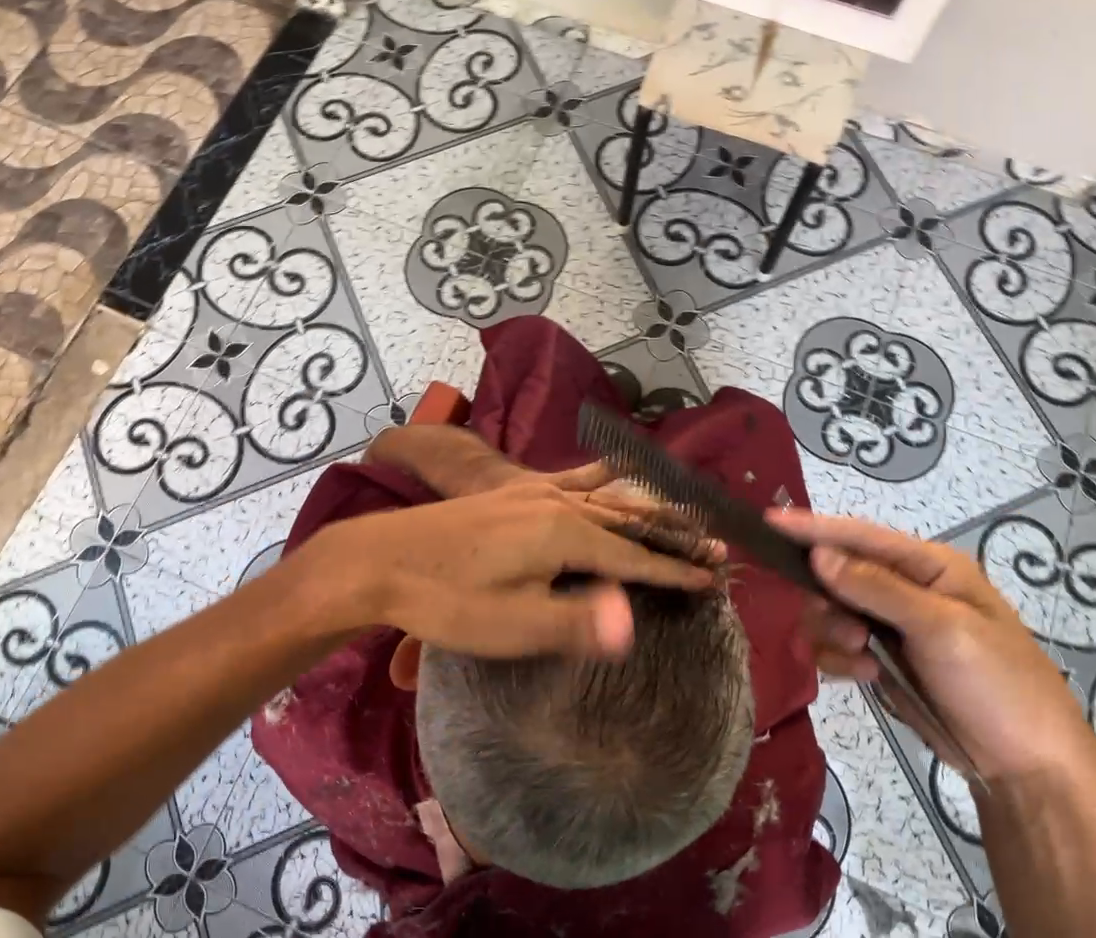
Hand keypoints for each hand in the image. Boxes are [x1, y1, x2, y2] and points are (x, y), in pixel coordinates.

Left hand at [303, 482, 716, 658]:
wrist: (381, 559)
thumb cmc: (448, 600)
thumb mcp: (514, 625)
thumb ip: (578, 623)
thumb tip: (636, 624)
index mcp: (566, 534)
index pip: (635, 557)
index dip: (675, 572)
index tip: (714, 580)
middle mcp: (558, 503)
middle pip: (628, 518)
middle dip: (672, 534)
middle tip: (715, 544)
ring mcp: (533, 491)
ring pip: (605, 494)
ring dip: (646, 506)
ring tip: (680, 509)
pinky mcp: (512, 490)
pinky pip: (572, 478)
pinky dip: (602, 477)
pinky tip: (609, 471)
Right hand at [769, 510, 1095, 783]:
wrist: (1026, 768)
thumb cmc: (998, 685)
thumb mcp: (943, 630)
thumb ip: (877, 589)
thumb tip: (818, 553)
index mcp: (930, 567)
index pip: (861, 536)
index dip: (813, 528)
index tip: (768, 522)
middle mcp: (907, 589)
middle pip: (836, 575)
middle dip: (829, 602)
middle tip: (847, 636)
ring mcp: (892, 627)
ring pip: (829, 613)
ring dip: (832, 636)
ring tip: (861, 664)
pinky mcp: (881, 661)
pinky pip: (835, 647)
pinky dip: (837, 661)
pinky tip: (864, 678)